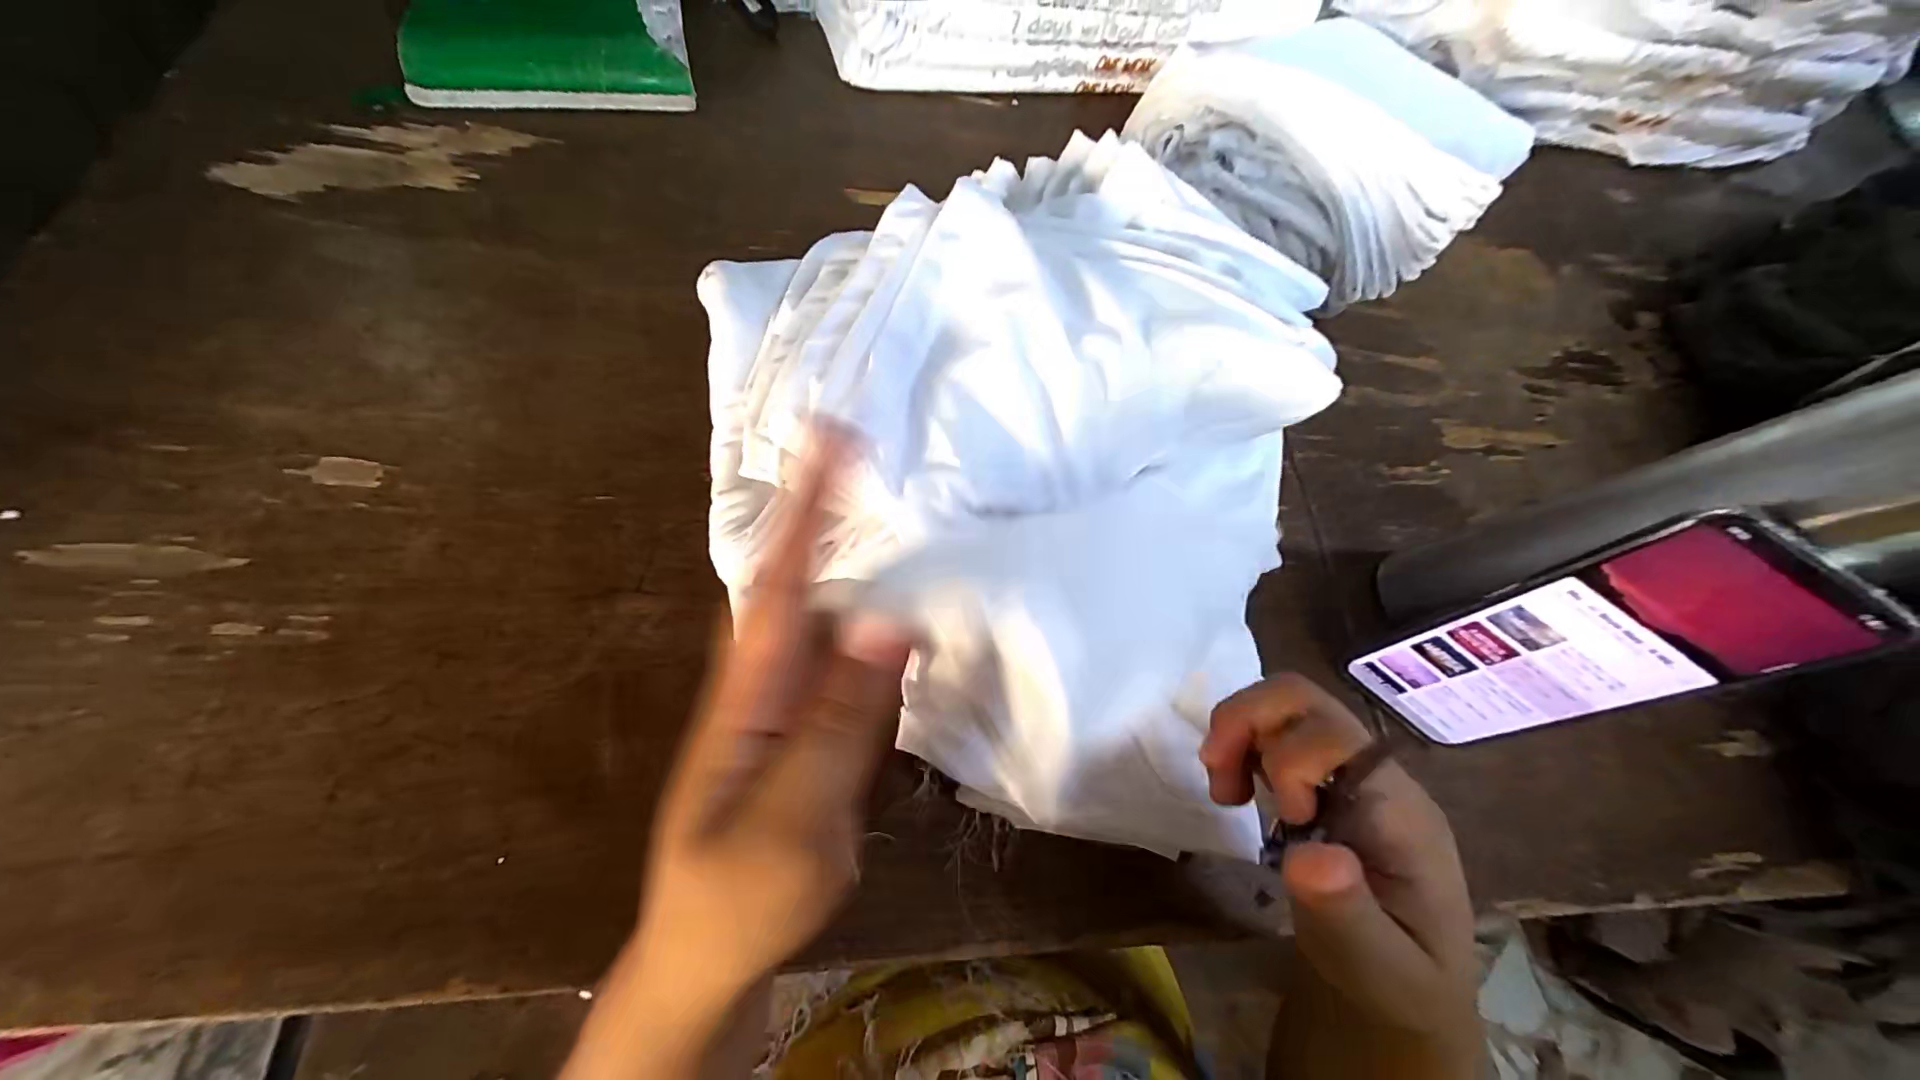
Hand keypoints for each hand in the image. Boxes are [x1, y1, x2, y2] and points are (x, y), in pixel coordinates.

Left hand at [563, 429, 910, 1079]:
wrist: (717, 953)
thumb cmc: (737, 894)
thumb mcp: (790, 817)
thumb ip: (839, 720)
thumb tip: (889, 618)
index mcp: (750, 687)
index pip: (777, 577)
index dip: (804, 507)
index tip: (832, 438)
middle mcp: (773, 677)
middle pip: (807, 579)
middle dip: (837, 516)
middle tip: (885, 456)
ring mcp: (799, 702)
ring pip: (840, 617)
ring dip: (870, 566)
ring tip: (916, 514)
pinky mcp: (824, 728)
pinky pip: (861, 665)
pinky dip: (888, 630)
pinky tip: (922, 611)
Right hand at [1200, 674, 1481, 1073]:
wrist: (1402, 984)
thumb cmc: (1396, 978)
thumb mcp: (1379, 967)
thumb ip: (1347, 913)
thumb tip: (1309, 855)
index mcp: (1398, 808)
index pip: (1337, 735)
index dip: (1291, 761)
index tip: (1286, 820)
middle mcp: (1371, 772)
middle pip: (1301, 698)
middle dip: (1244, 720)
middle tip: (1218, 773)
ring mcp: (1341, 768)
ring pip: (1279, 703)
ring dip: (1235, 728)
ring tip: (1223, 787)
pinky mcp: (1315, 774)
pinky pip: (1270, 728)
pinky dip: (1237, 742)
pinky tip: (1234, 788)